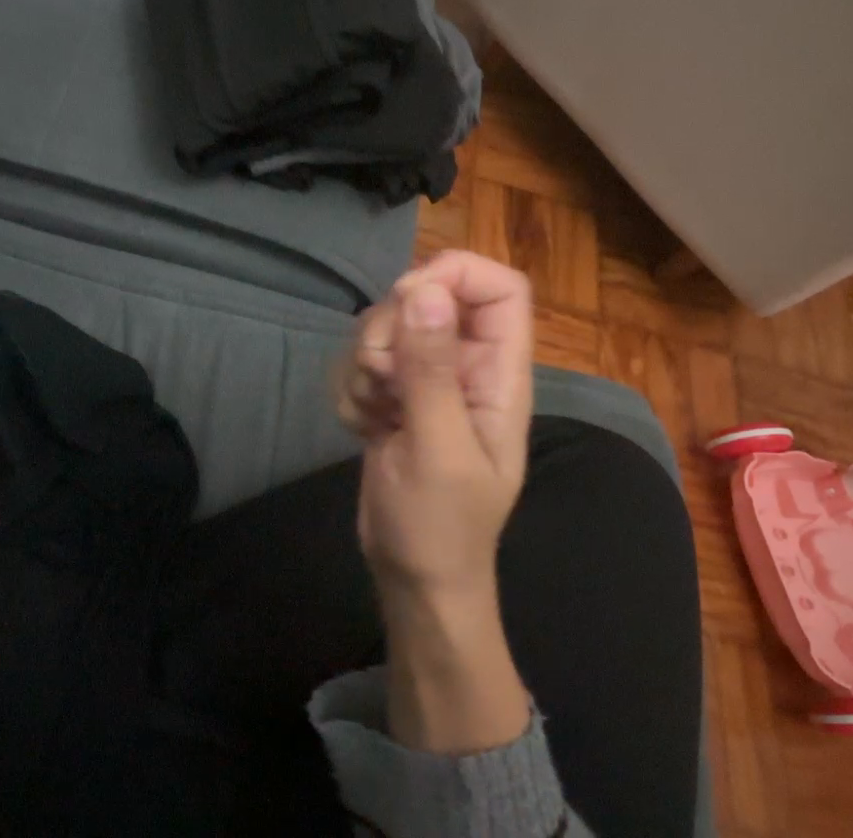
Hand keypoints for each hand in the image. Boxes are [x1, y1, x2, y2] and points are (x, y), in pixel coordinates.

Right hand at [338, 251, 534, 599]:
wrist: (413, 578)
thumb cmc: (440, 525)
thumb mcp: (438, 449)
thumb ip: (433, 369)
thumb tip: (424, 288)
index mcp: (499, 375)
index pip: (498, 288)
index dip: (455, 275)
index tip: (406, 299)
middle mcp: (466, 369)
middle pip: (426, 299)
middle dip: (390, 331)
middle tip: (382, 378)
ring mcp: (427, 384)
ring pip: (386, 331)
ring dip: (364, 366)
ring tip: (375, 414)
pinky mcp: (392, 399)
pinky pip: (362, 365)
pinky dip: (353, 392)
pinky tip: (364, 428)